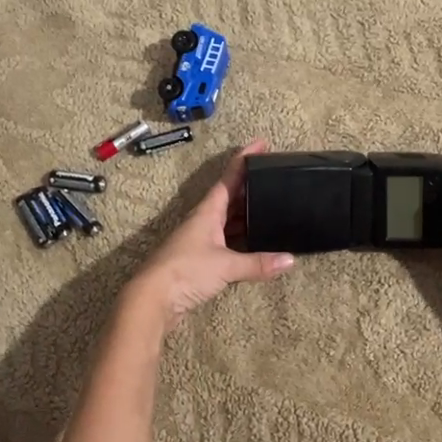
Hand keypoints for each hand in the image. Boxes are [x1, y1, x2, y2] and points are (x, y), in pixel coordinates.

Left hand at [126, 138, 295, 328]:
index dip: (245, 160)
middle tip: (273, 177)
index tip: (260, 144)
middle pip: (230, 197)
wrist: (153, 298)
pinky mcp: (200, 258)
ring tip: (270, 207)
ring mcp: (201, 239)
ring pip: (228, 219)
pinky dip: (242, 238)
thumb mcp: (226, 265)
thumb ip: (258, 263)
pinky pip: (226, 240)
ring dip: (247, 213)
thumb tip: (289, 260)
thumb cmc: (185, 271)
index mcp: (208, 211)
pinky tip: (254, 242)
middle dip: (251, 186)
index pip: (229, 178)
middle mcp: (204, 221)